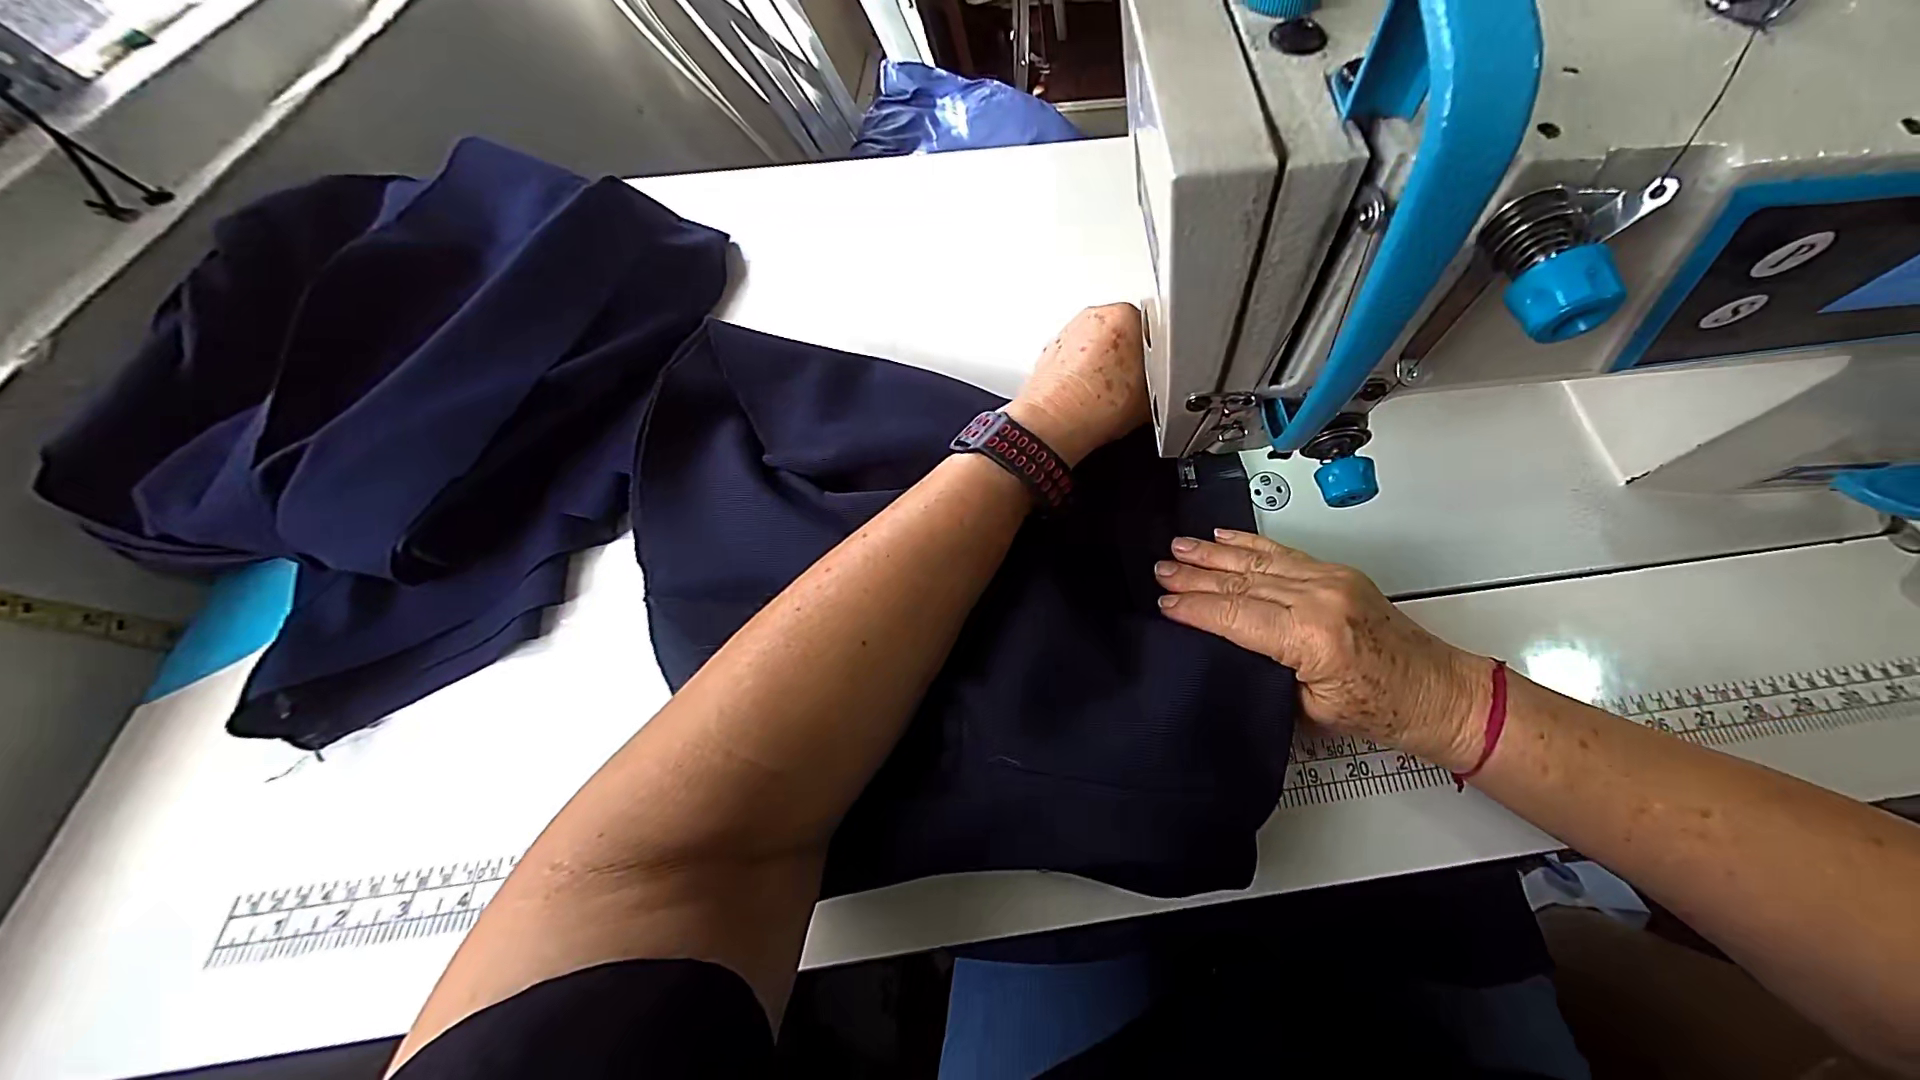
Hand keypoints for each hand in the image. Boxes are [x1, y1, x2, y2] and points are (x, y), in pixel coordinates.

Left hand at [1005, 304, 1149, 466]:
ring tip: (1107, 394)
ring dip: (1101, 364)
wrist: (1055, 425)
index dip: (1156, 355)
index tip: (1152, 373)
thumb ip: (1161, 377)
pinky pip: (1073, 359)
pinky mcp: (1049, 351)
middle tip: (1130, 385)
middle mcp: (1093, 316)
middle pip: (1120, 333)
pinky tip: (1087, 396)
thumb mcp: (1154, 396)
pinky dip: (1079, 373)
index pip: (1152, 327)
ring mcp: (1068, 332)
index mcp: (1124, 314)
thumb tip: (1161, 384)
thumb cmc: (1098, 407)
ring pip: (1095, 345)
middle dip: (1126, 356)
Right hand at [1154, 530, 1493, 770]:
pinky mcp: (1337, 573)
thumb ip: (1265, 670)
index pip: (1235, 614)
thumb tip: (1223, 647)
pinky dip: (1248, 543)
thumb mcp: (1308, 708)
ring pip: (1256, 560)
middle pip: (1240, 581)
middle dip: (1195, 575)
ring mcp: (1331, 580)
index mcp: (1312, 637)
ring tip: (1179, 547)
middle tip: (1161, 570)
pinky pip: (1282, 552)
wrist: (1438, 694)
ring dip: (1213, 553)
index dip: (1194, 607)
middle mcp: (1321, 599)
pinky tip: (1223, 537)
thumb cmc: (1382, 709)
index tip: (1165, 602)